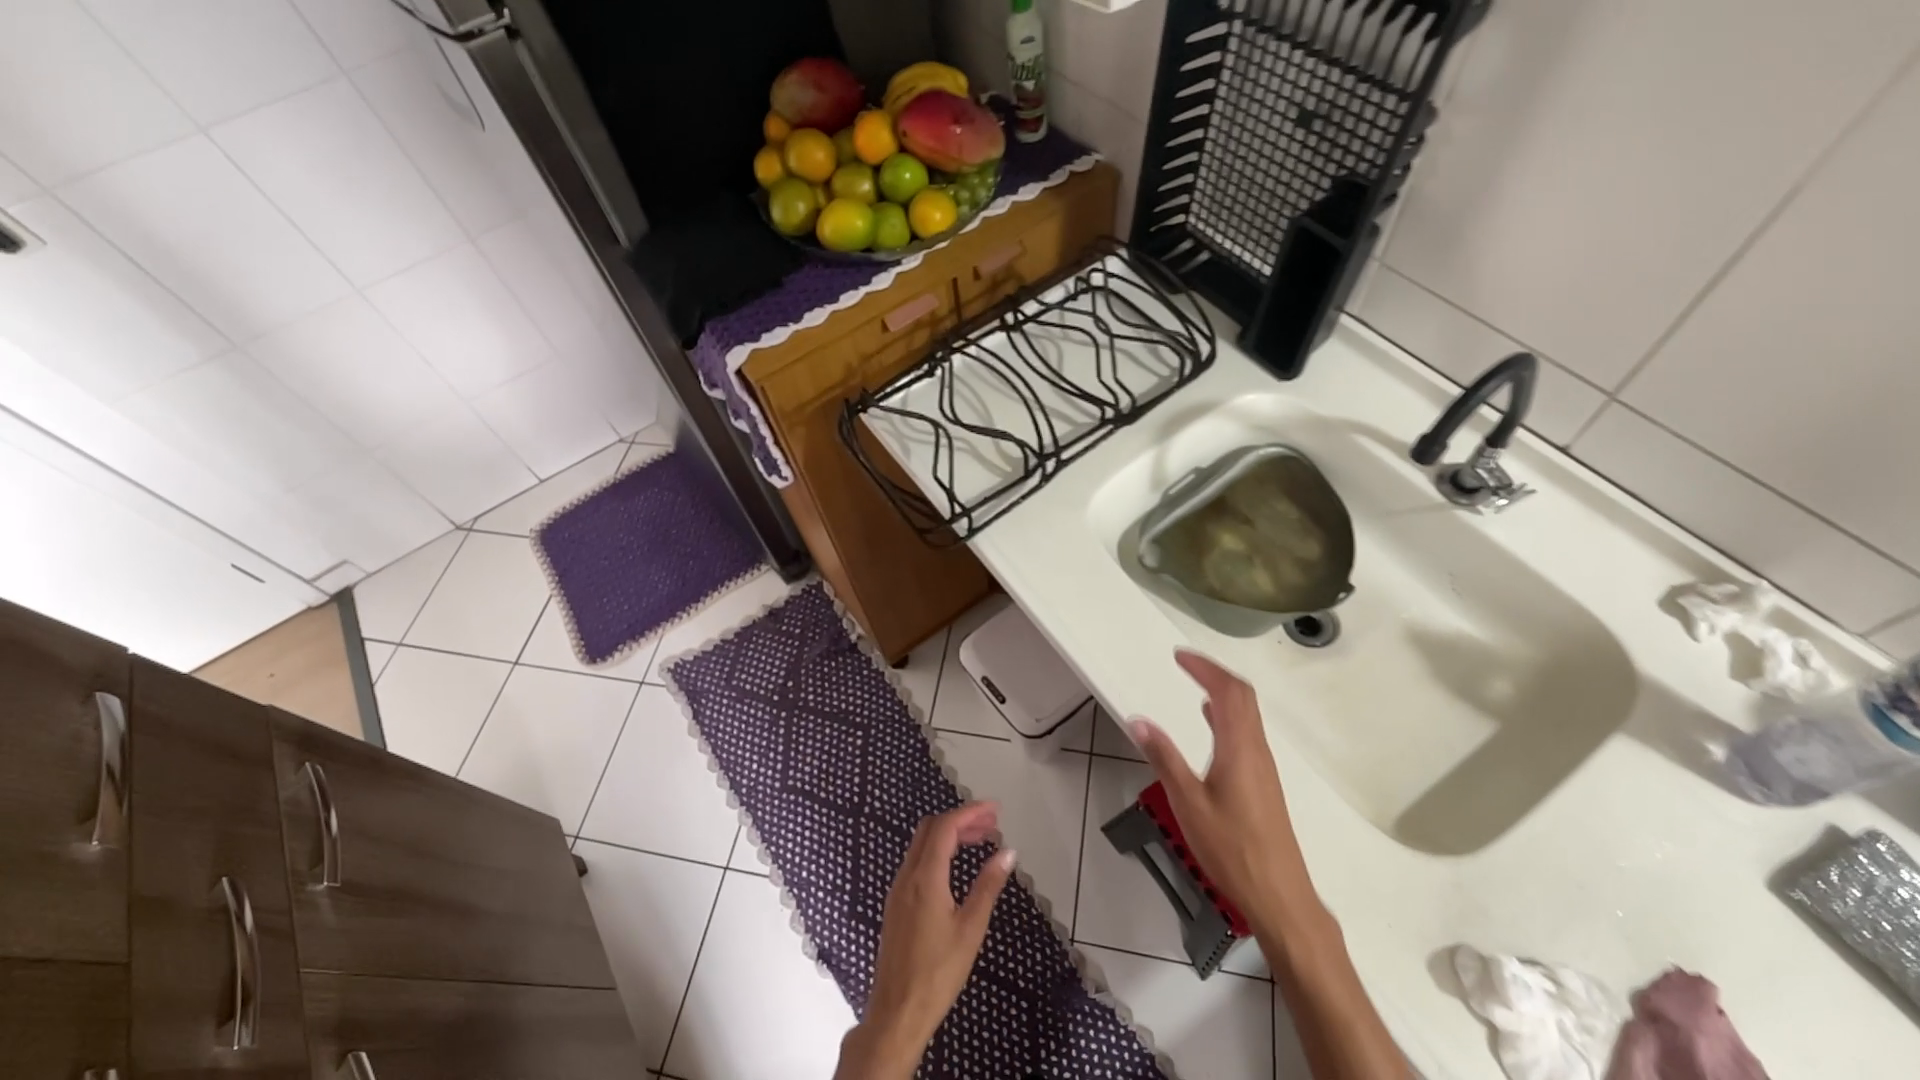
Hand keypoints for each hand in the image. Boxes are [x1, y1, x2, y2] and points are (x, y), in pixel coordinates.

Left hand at [835, 802, 1016, 1079]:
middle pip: (930, 830)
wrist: (897, 1011)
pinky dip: (938, 853)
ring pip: (921, 846)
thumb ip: (988, 886)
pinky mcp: (896, 905)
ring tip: (981, 842)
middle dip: (960, 820)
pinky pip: (916, 863)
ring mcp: (897, 891)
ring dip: (949, 836)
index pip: (945, 827)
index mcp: (925, 879)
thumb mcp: (971, 928)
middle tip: (992, 825)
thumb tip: (1007, 852)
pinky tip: (957, 868)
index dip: (970, 812)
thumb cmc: (939, 972)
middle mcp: (906, 877)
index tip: (995, 809)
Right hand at [1129, 649, 1315, 928]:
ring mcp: (1263, 767)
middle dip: (1215, 674)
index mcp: (1239, 748)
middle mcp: (1256, 750)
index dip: (1205, 668)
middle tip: (1185, 664)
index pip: (1227, 692)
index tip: (1178, 656)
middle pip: (1243, 698)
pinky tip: (1211, 727)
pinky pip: (1247, 734)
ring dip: (1223, 693)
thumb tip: (1139, 720)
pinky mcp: (1263, 784)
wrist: (1278, 893)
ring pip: (1248, 716)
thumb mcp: (1188, 803)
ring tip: (1195, 686)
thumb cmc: (1230, 848)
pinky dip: (1228, 717)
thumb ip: (1164, 758)